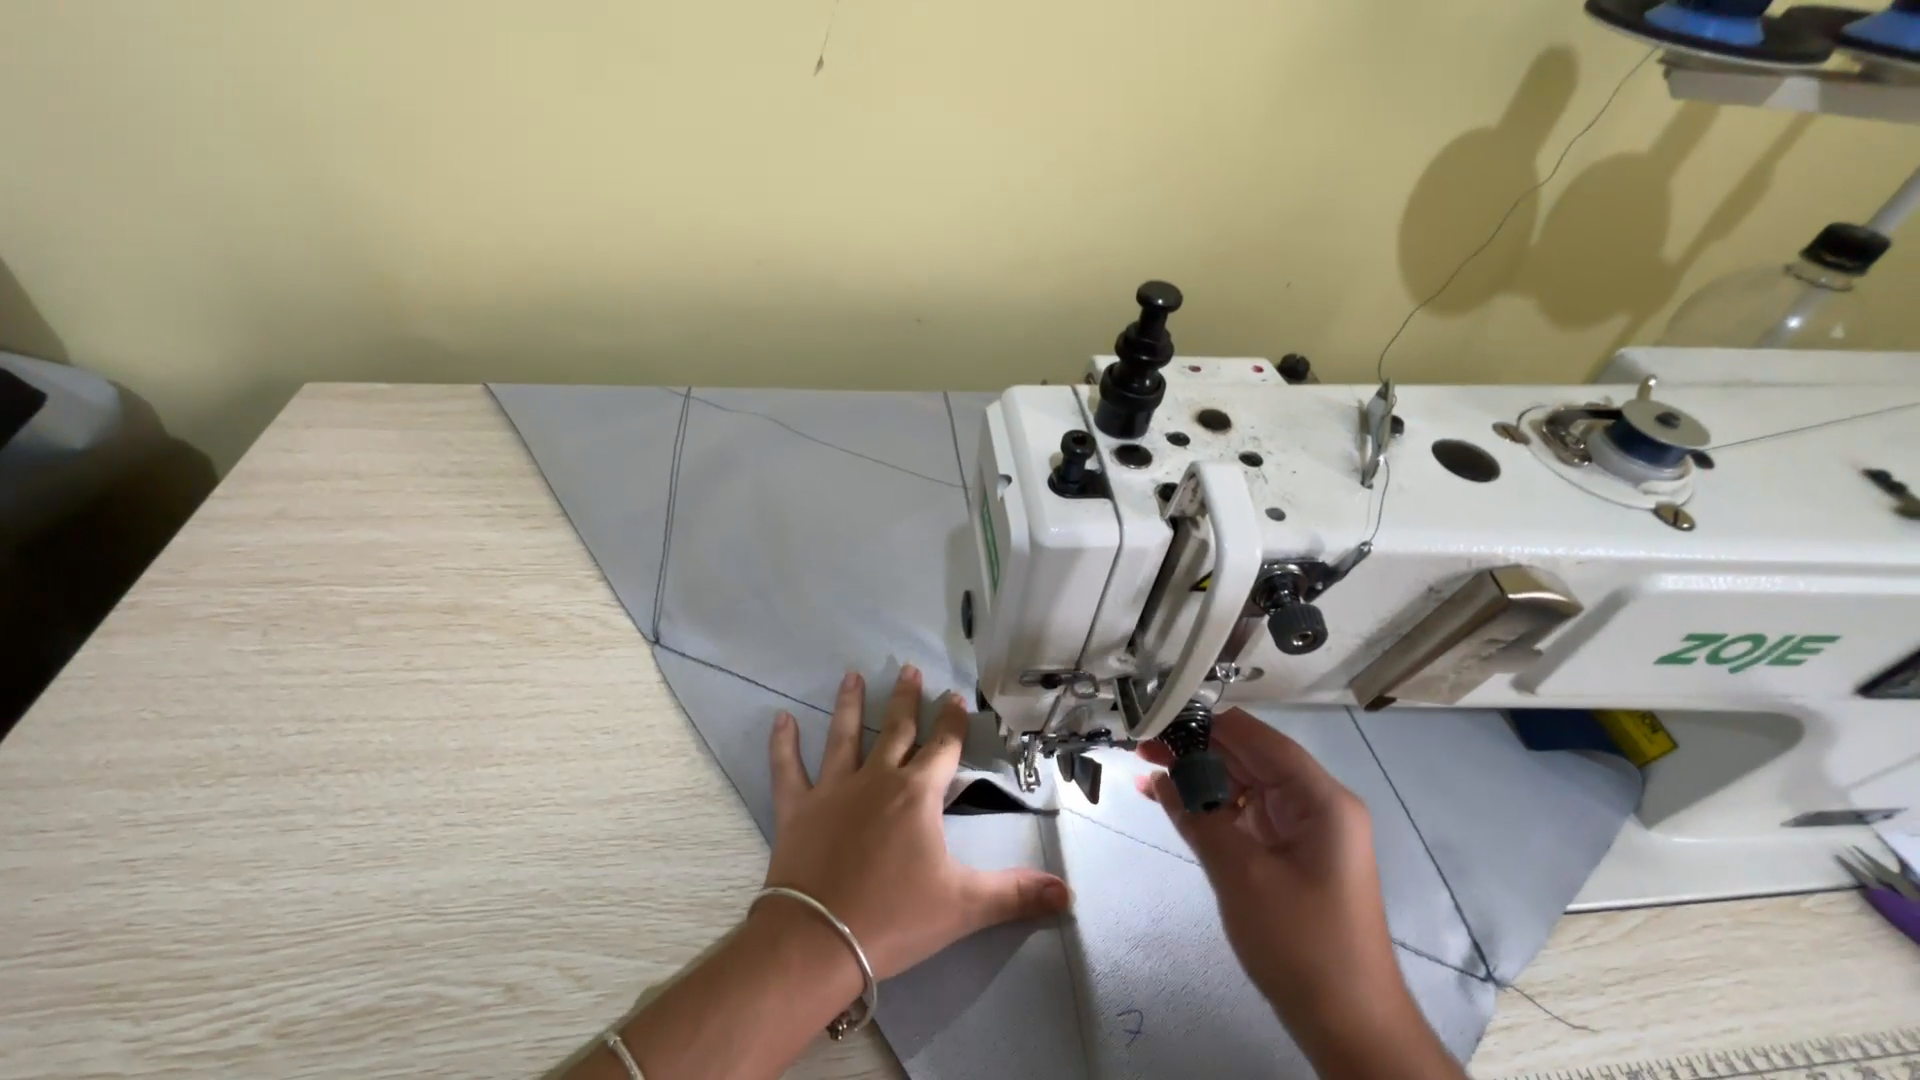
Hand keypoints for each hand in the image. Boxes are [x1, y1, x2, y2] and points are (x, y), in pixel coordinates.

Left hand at [763, 666, 1069, 979]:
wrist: (819, 940)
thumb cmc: (894, 917)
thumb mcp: (964, 906)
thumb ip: (1016, 894)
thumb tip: (1069, 894)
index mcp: (917, 795)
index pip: (943, 748)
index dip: (952, 722)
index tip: (956, 696)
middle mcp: (876, 780)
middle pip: (896, 731)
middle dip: (908, 700)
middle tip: (911, 670)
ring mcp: (833, 790)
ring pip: (844, 736)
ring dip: (850, 705)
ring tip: (852, 675)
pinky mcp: (797, 809)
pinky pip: (787, 768)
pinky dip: (783, 744)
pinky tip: (781, 719)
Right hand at [1137, 710, 1417, 1044]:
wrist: (1348, 1024)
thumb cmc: (1301, 943)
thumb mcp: (1241, 873)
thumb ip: (1199, 817)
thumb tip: (1161, 778)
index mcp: (1319, 798)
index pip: (1256, 737)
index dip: (1205, 724)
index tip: (1156, 722)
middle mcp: (1315, 805)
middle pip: (1249, 758)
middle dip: (1196, 750)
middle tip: (1141, 748)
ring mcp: (1303, 831)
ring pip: (1244, 786)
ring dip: (1199, 778)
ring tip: (1145, 771)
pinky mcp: (1290, 856)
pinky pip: (1245, 817)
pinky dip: (1211, 809)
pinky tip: (1172, 804)